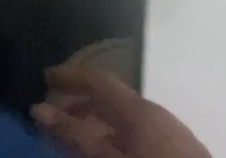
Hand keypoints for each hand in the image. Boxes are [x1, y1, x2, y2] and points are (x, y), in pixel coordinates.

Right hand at [31, 65, 210, 157]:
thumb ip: (74, 135)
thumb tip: (38, 108)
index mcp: (139, 110)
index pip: (98, 79)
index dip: (70, 76)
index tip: (45, 78)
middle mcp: (158, 115)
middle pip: (113, 99)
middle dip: (82, 104)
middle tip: (57, 116)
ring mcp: (176, 136)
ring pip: (129, 121)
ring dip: (101, 125)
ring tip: (81, 143)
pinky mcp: (186, 155)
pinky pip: (144, 136)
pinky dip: (121, 139)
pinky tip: (115, 155)